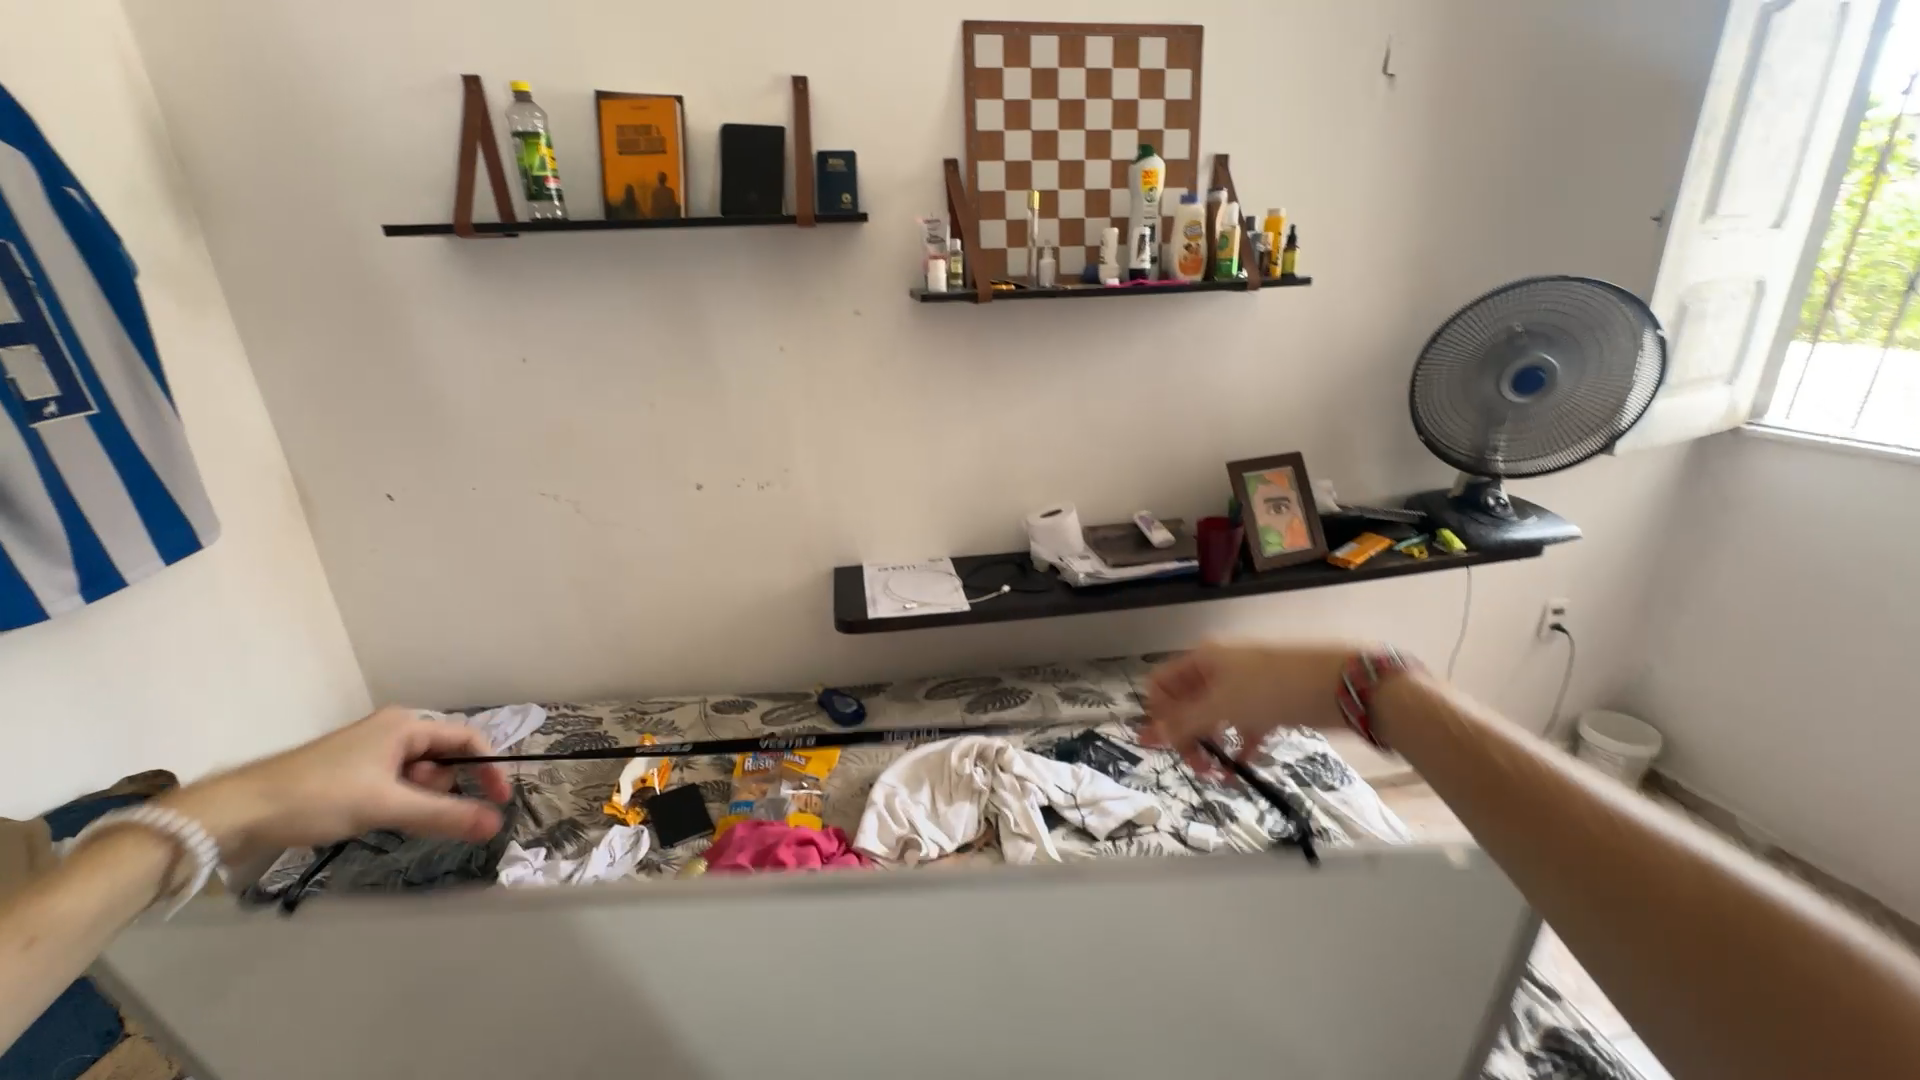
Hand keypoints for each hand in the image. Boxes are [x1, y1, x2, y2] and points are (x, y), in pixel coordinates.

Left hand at [154, 708, 512, 864]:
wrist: (233, 814)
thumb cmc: (316, 798)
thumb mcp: (386, 807)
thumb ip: (445, 815)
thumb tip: (497, 825)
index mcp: (406, 725)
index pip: (469, 740)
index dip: (489, 770)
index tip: (500, 803)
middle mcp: (392, 731)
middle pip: (444, 759)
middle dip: (443, 790)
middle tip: (423, 814)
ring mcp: (370, 752)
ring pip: (420, 777)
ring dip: (417, 800)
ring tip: (388, 818)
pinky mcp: (351, 774)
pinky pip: (396, 786)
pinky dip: (397, 804)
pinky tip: (374, 819)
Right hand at [1144, 642, 1363, 770]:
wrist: (1338, 686)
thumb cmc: (1271, 689)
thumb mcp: (1220, 707)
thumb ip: (1181, 724)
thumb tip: (1142, 737)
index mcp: (1200, 660)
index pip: (1161, 685)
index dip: (1159, 715)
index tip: (1168, 745)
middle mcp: (1217, 670)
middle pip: (1185, 705)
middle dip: (1185, 736)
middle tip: (1198, 767)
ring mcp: (1244, 687)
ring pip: (1213, 719)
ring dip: (1210, 745)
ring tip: (1220, 773)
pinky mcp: (1268, 704)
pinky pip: (1242, 727)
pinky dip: (1239, 746)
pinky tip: (1242, 766)